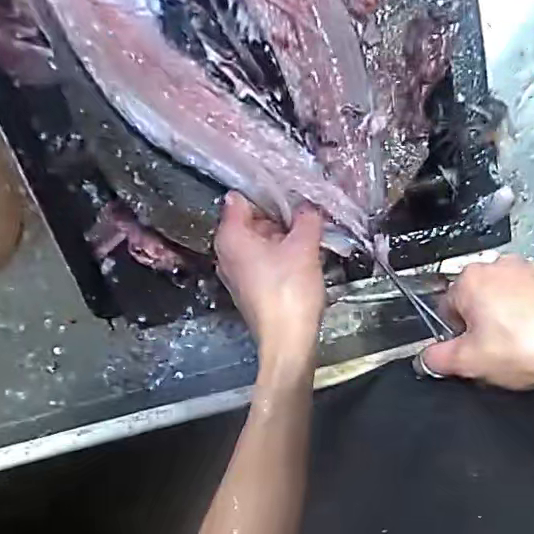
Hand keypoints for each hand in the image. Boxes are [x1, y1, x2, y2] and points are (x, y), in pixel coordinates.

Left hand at [214, 193, 325, 369]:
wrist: (287, 341)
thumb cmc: (289, 291)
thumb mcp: (304, 246)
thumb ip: (306, 218)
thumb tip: (308, 206)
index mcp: (230, 237)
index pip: (240, 199)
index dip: (266, 192)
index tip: (290, 192)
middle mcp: (225, 254)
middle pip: (250, 221)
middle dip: (278, 216)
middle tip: (306, 216)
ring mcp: (236, 274)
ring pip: (259, 242)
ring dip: (283, 237)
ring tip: (308, 237)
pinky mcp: (249, 290)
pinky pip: (262, 262)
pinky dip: (280, 257)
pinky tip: (301, 260)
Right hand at [420, 254, 533, 397]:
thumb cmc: (530, 347)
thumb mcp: (470, 362)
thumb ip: (437, 359)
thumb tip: (426, 358)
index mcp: (471, 279)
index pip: (445, 309)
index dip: (454, 336)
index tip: (466, 353)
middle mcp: (500, 266)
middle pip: (475, 302)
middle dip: (480, 327)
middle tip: (493, 354)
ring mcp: (531, 270)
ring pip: (504, 301)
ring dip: (505, 322)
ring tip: (520, 349)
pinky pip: (531, 301)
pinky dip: (531, 319)